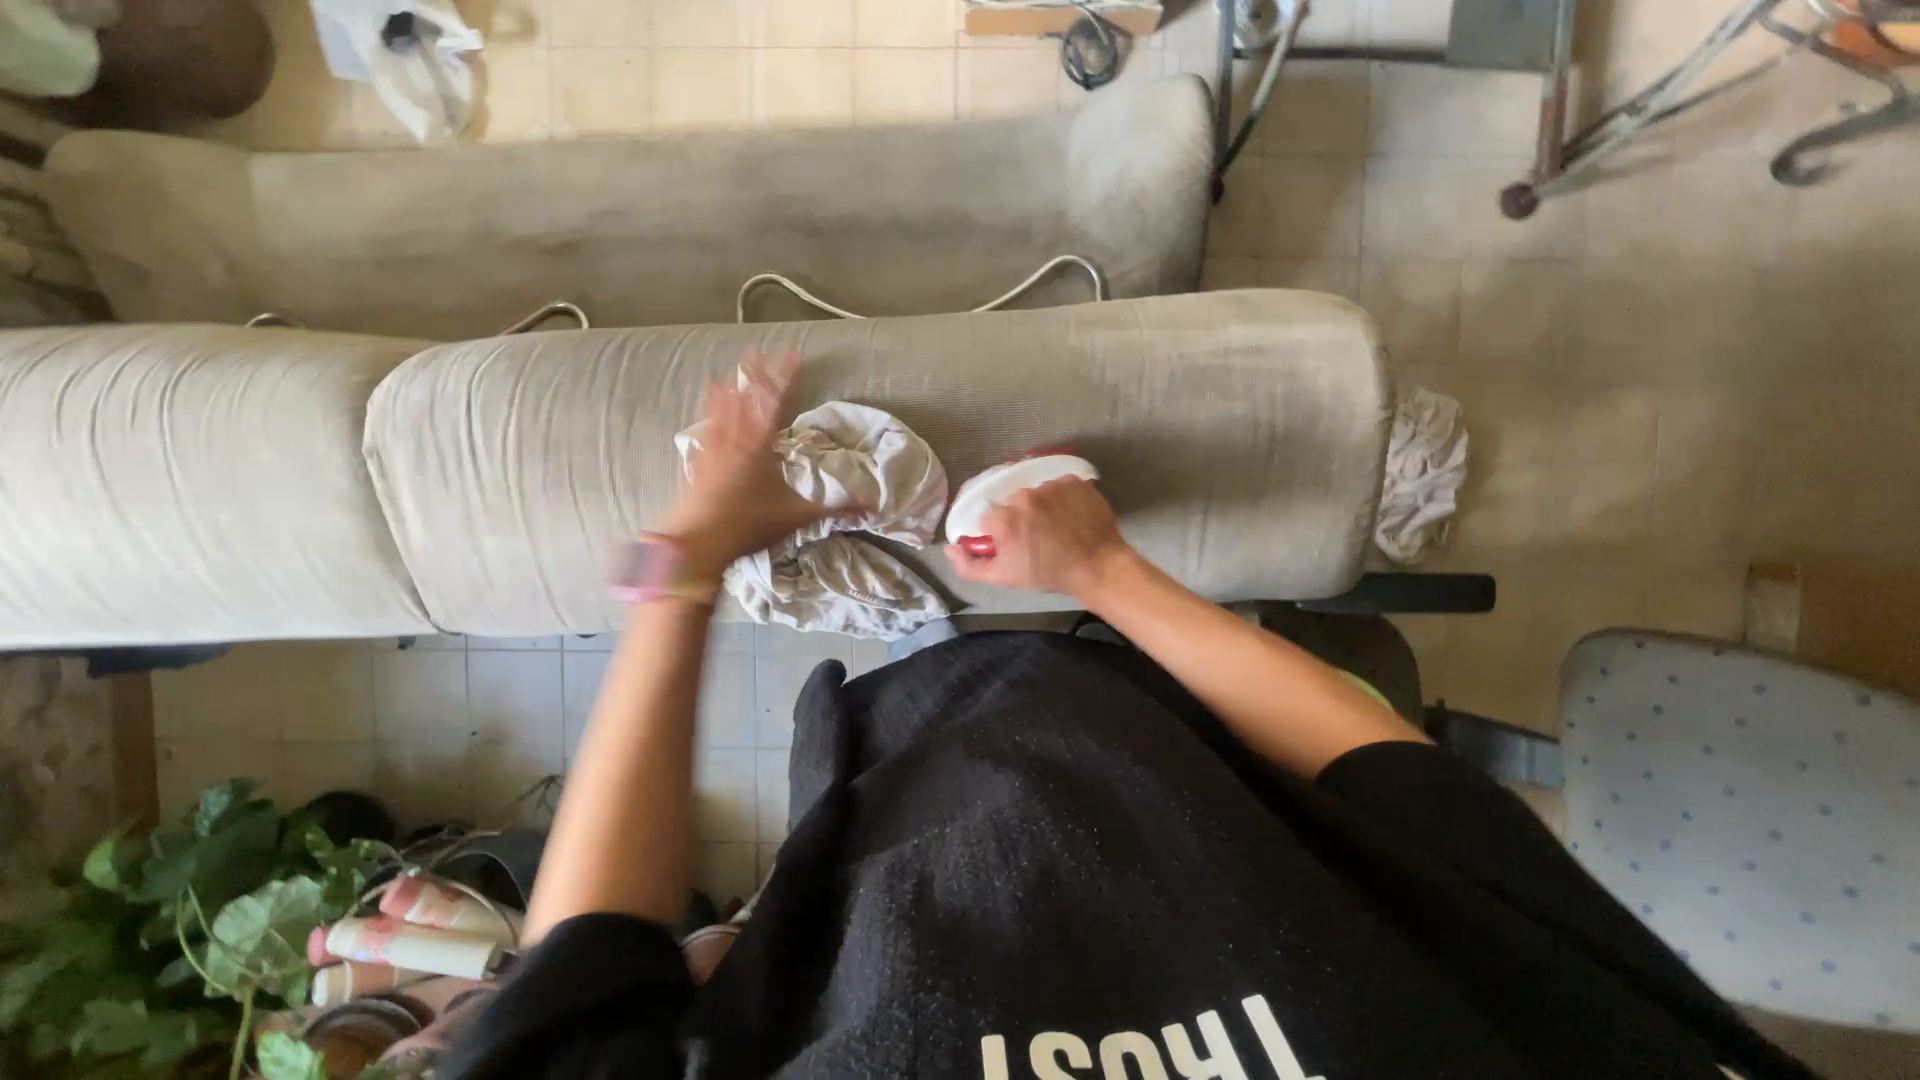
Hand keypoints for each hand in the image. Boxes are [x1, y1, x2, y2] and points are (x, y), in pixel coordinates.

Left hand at [664, 351, 824, 575]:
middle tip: (757, 351)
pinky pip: (704, 434)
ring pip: (720, 412)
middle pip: (744, 399)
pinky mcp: (696, 465)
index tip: (794, 353)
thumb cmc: (748, 526)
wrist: (696, 544)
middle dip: (754, 375)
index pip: (776, 402)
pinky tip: (706, 417)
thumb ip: (835, 510)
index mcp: (760, 445)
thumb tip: (873, 506)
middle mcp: (734, 440)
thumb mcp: (797, 517)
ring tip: (728, 375)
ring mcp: (712, 450)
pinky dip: (708, 419)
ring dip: (728, 392)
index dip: (786, 376)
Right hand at [943, 477, 1134, 597]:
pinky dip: (1062, 496)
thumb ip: (970, 565)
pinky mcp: (1073, 480)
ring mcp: (1051, 485)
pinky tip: (1069, 512)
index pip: (990, 516)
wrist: (1098, 567)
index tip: (1013, 541)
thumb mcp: (1004, 577)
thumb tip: (950, 547)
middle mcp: (1024, 495)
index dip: (1000, 530)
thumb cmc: (1049, 574)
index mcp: (1004, 518)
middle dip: (1020, 515)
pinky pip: (1059, 483)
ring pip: (1036, 490)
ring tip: (1056, 523)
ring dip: (1041, 504)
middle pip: (1012, 499)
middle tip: (1037, 533)